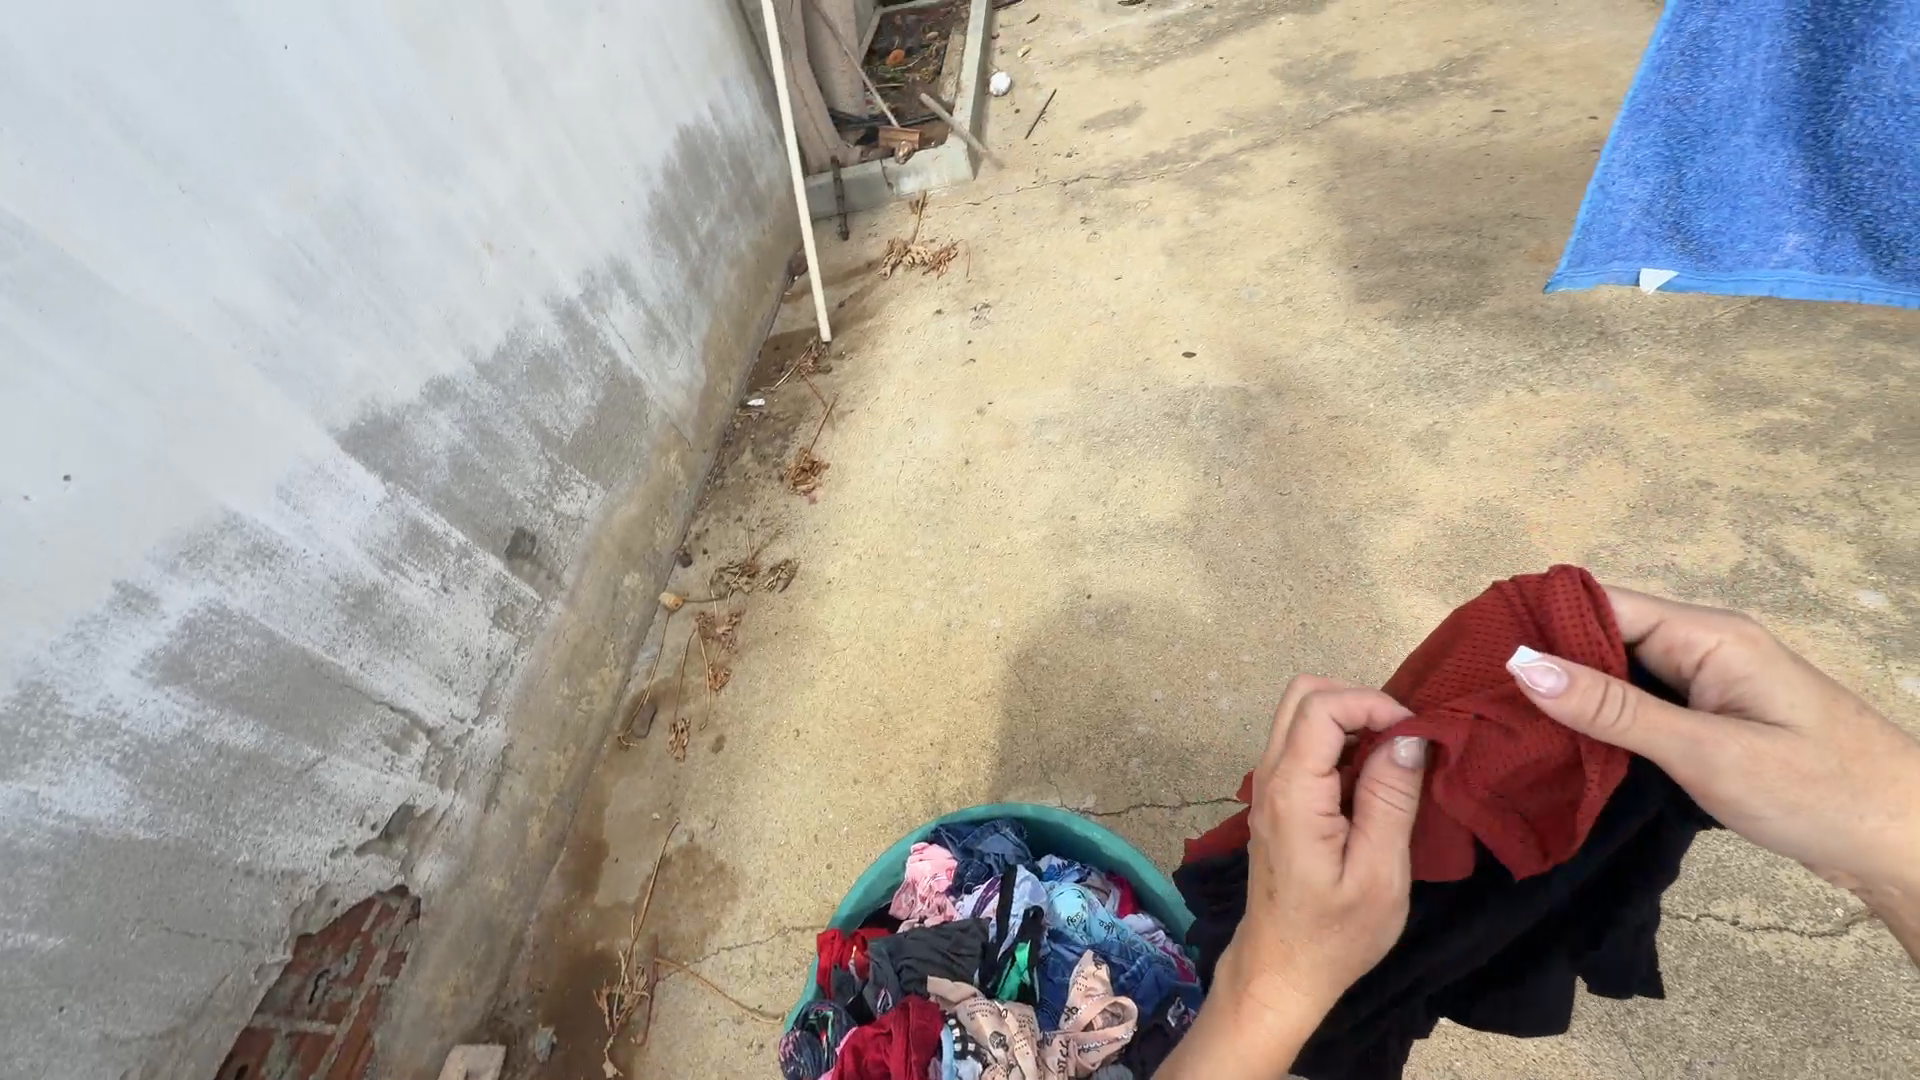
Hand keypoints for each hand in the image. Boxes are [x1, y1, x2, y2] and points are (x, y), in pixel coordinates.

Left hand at [1232, 676, 1429, 1010]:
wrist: (1283, 963)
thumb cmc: (1335, 932)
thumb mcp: (1380, 874)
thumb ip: (1390, 800)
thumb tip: (1409, 738)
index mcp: (1293, 790)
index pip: (1320, 707)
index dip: (1371, 703)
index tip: (1417, 734)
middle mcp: (1270, 774)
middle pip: (1301, 695)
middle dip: (1357, 700)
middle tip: (1405, 738)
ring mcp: (1268, 781)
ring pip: (1298, 713)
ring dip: (1348, 718)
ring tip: (1395, 757)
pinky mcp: (1276, 793)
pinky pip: (1301, 741)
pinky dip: (1338, 739)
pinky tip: (1372, 774)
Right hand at [1506, 585, 1919, 946]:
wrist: (1918, 854)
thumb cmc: (1825, 794)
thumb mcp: (1709, 752)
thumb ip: (1611, 708)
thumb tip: (1519, 663)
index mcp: (1706, 634)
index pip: (1595, 602)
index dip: (1534, 617)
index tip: (1473, 645)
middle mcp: (1696, 644)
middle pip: (1593, 630)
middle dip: (1536, 653)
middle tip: (1473, 682)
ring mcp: (1696, 678)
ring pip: (1604, 666)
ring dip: (1558, 685)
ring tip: (1496, 705)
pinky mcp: (1695, 711)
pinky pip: (1622, 695)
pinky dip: (1584, 709)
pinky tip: (1548, 728)